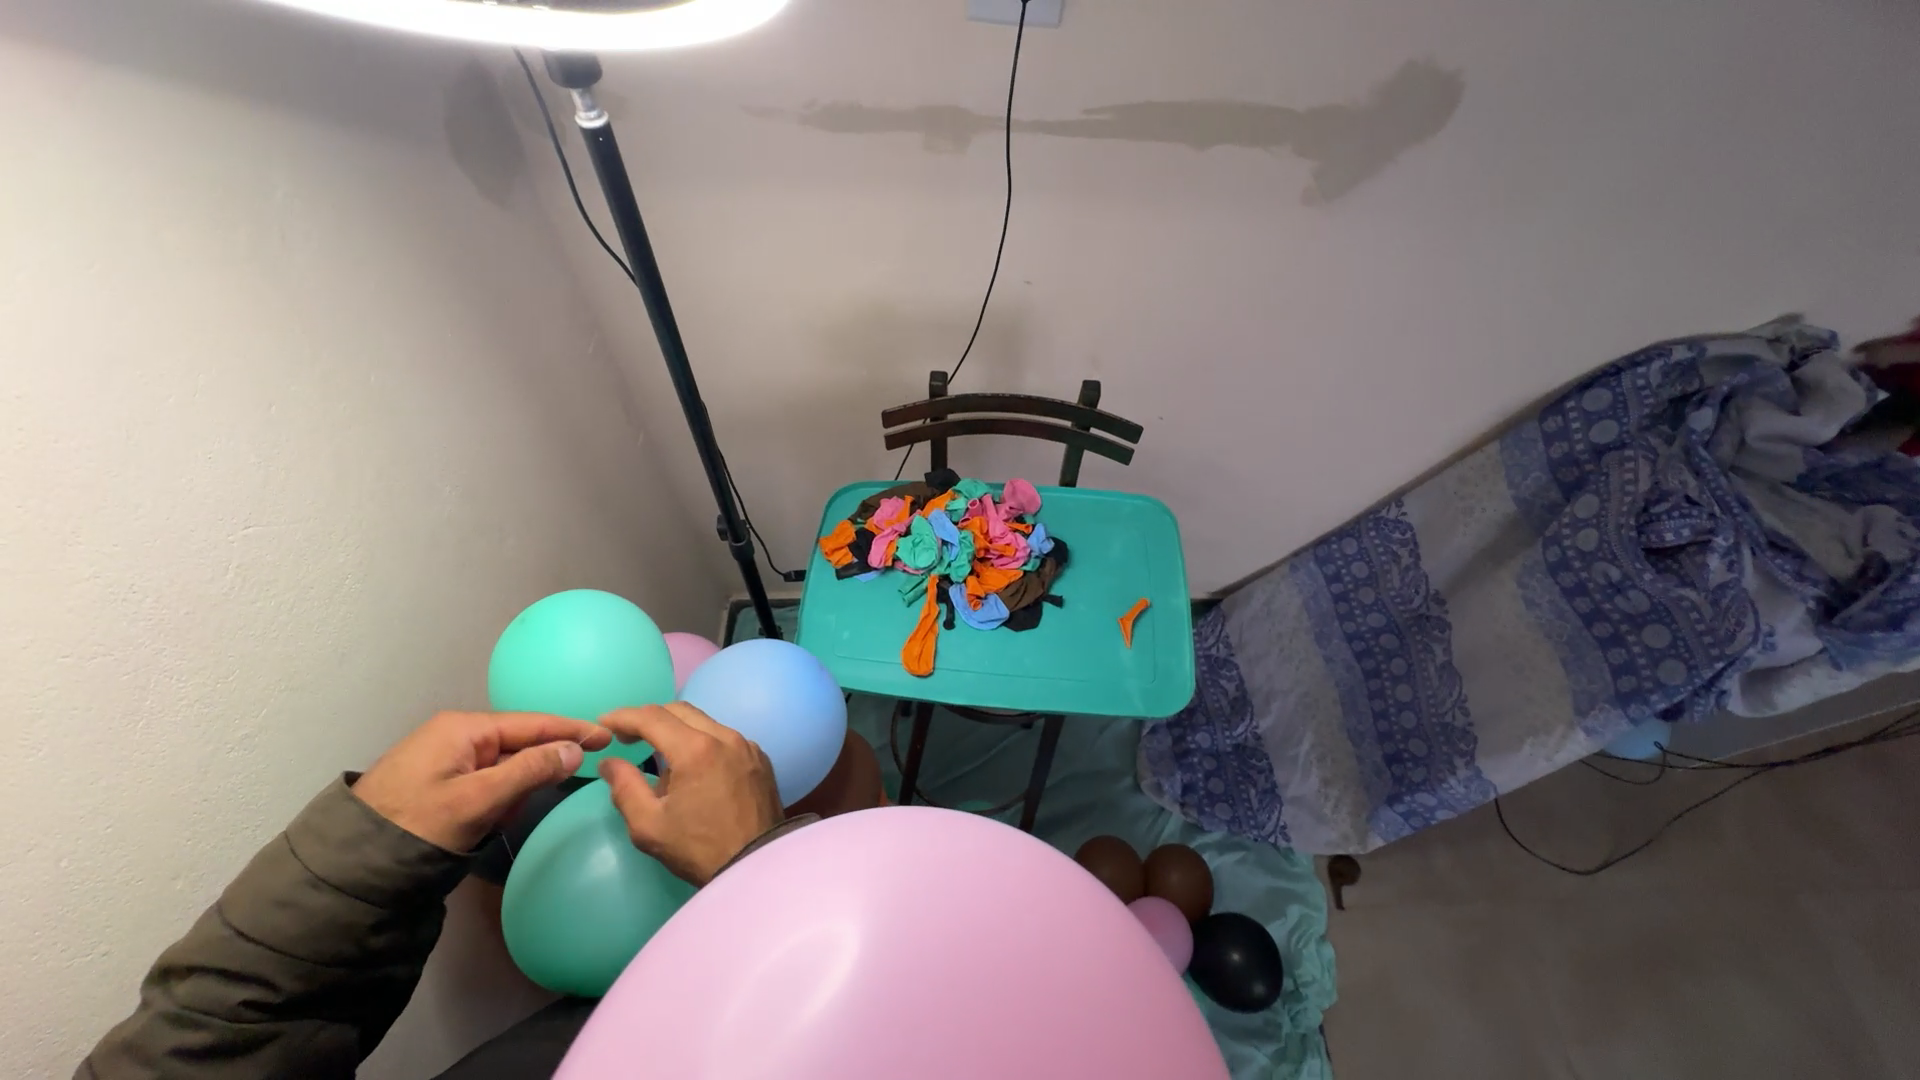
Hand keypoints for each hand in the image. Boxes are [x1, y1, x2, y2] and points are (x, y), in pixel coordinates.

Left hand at [351, 711, 610, 851]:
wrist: (347, 870)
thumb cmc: (415, 827)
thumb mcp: (478, 800)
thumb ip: (530, 771)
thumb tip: (574, 749)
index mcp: (464, 728)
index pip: (533, 722)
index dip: (573, 729)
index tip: (608, 735)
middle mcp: (455, 734)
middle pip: (520, 740)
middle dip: (542, 761)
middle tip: (574, 775)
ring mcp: (445, 756)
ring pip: (504, 762)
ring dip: (518, 783)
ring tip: (519, 806)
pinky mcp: (438, 780)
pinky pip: (486, 777)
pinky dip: (499, 794)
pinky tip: (497, 814)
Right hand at [599, 703, 782, 885]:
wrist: (755, 865)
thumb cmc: (698, 849)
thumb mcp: (649, 825)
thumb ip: (625, 787)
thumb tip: (610, 762)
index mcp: (696, 749)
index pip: (653, 717)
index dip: (624, 717)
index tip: (604, 723)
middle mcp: (725, 736)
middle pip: (680, 711)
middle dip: (650, 718)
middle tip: (627, 737)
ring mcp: (747, 745)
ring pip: (705, 722)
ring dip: (677, 730)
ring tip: (658, 756)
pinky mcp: (760, 757)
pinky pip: (724, 738)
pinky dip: (702, 742)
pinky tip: (692, 768)